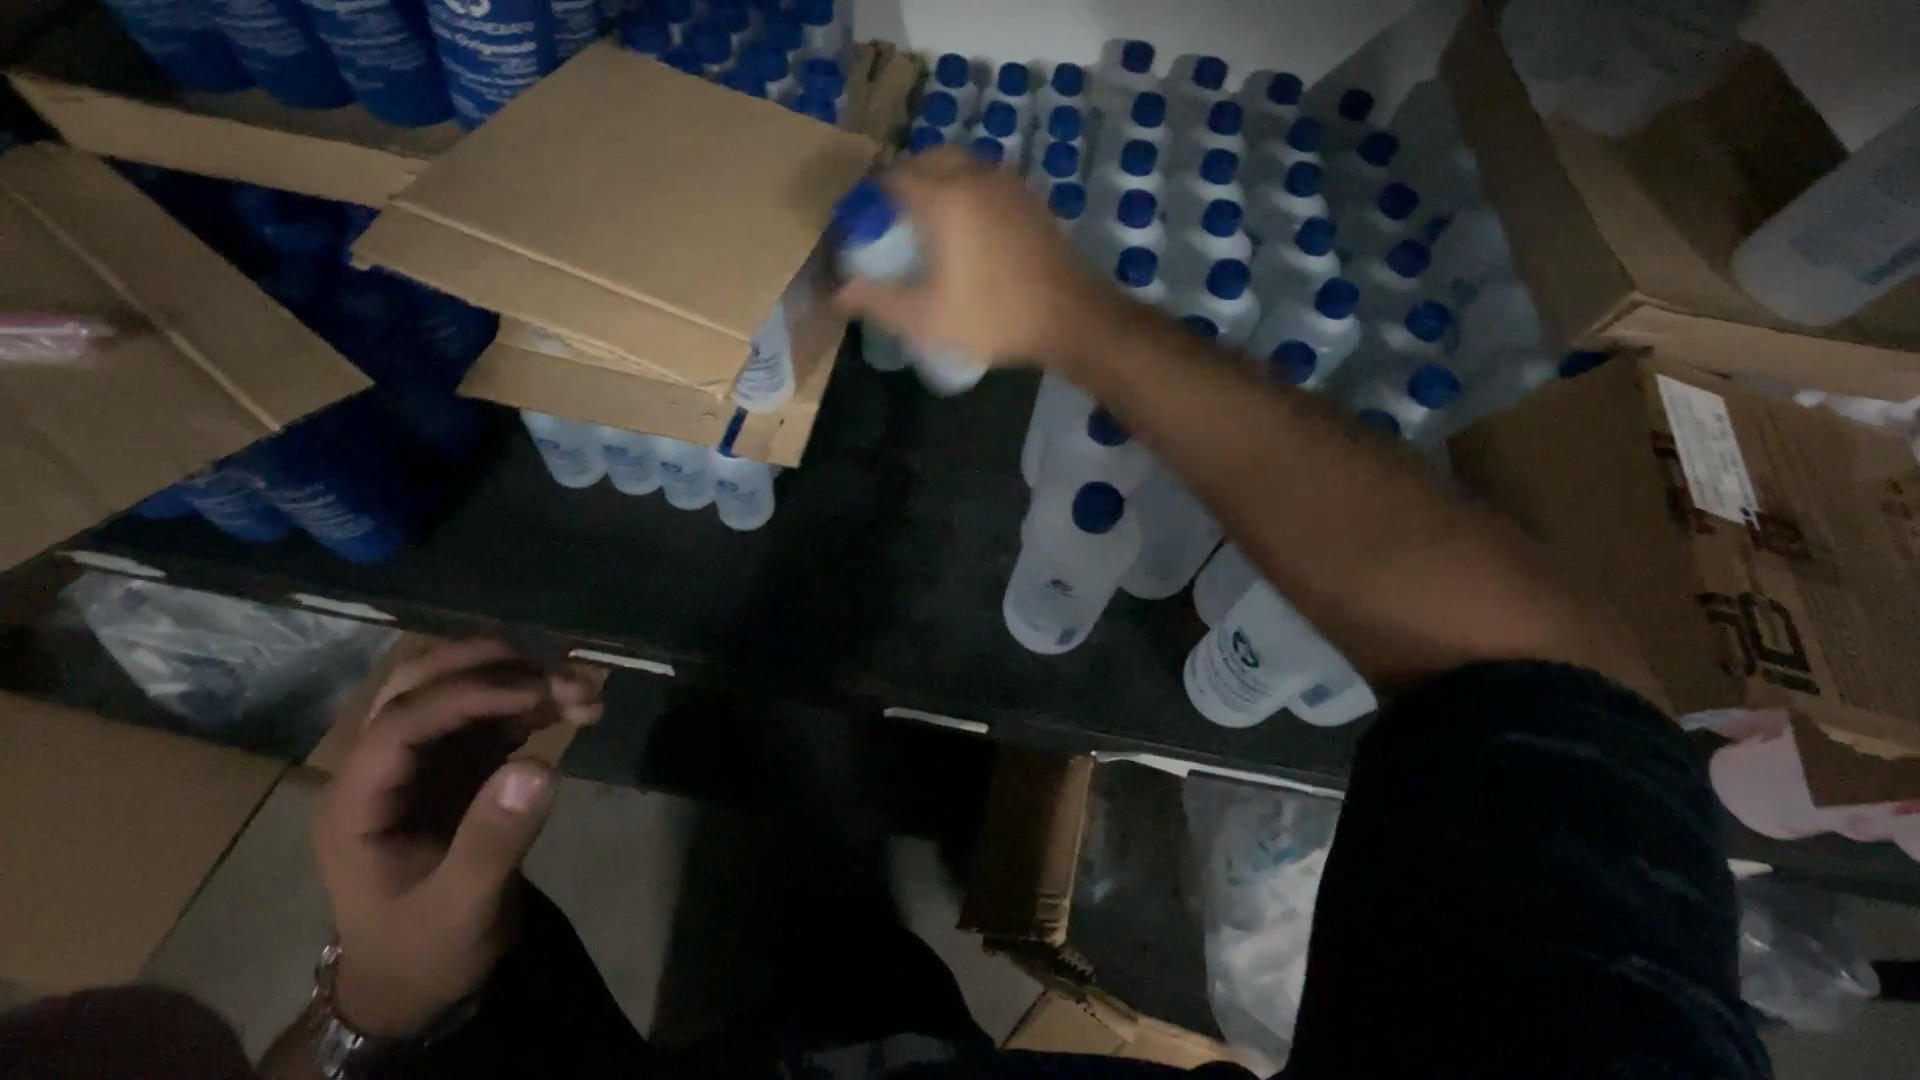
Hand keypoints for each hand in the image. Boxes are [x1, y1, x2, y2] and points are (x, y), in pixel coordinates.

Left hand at [312, 639, 605, 1037]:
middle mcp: (382, 768)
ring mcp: (421, 764)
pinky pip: (493, 716)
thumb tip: (540, 768)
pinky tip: (578, 709)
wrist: (418, 982)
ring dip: (520, 679)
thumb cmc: (425, 952)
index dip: (467, 697)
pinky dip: (535, 703)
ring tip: (584, 691)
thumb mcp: (460, 910)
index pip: (400, 723)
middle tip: (560, 673)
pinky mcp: (458, 767)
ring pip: (459, 689)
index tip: (538, 693)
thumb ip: (493, 841)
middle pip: (418, 684)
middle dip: (490, 667)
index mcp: (357, 802)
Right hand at [836, 148, 1121, 367]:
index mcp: (944, 197)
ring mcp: (1008, 184)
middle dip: (903, 182)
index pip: (892, 178)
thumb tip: (838, 292)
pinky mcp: (1031, 198)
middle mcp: (975, 176)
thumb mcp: (926, 318)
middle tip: (890, 220)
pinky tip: (966, 228)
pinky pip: (986, 179)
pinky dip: (967, 189)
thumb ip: (878, 300)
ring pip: (961, 164)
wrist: (1071, 318)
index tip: (861, 225)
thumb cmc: (994, 317)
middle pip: (928, 160)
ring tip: (925, 221)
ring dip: (937, 180)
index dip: (870, 198)